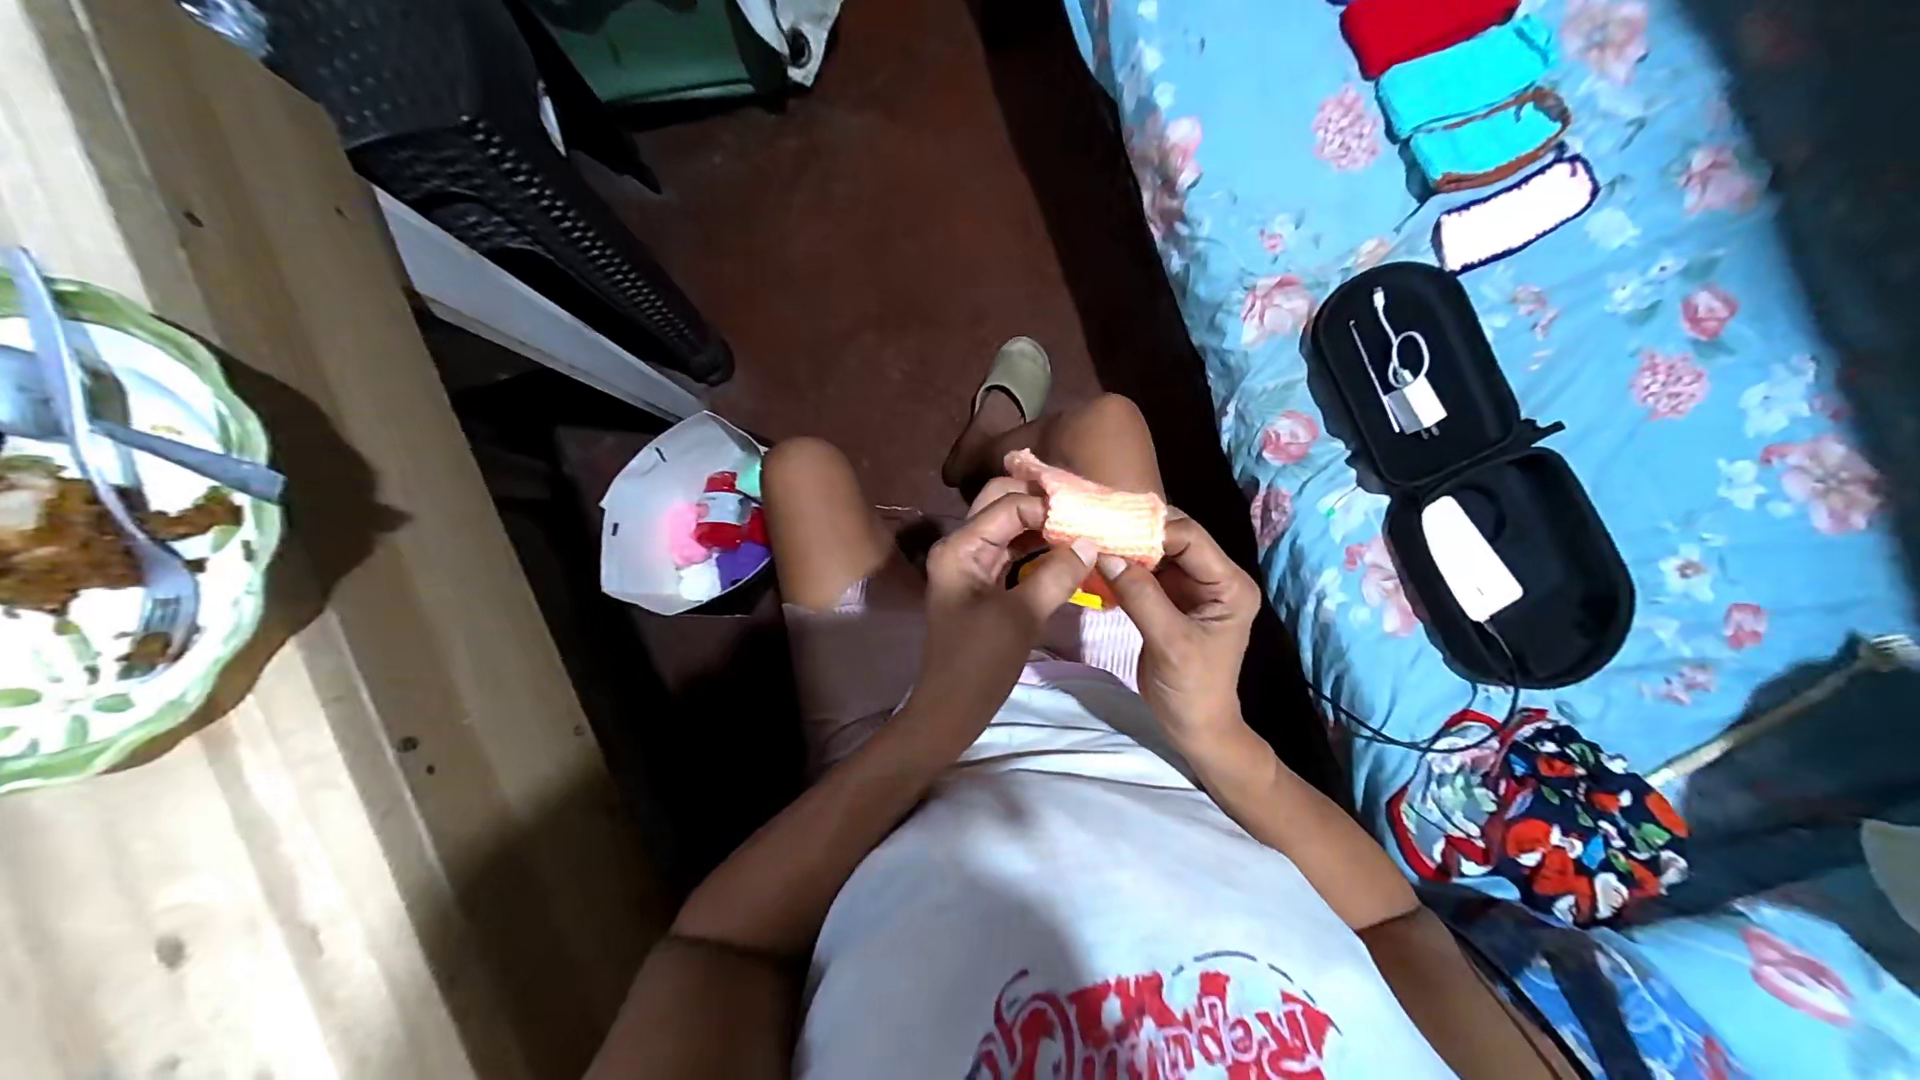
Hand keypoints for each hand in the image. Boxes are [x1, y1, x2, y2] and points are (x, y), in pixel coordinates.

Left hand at [909, 480, 1096, 722]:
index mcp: (960, 547)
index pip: (1009, 505)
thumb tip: (1091, 543)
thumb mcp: (1020, 617)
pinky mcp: (984, 583)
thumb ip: (1056, 575)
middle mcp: (961, 546)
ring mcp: (971, 564)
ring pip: (1009, 527)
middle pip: (1003, 503)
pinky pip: (1013, 552)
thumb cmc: (978, 662)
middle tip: (1083, 509)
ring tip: (1083, 525)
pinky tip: (1068, 550)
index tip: (1089, 516)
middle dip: (1042, 502)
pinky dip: (1039, 548)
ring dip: (1043, 524)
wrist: (950, 709)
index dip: (1048, 507)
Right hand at [1098, 514, 1258, 748]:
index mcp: (1229, 584)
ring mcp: (1190, 586)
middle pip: (1173, 537)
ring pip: (1155, 551)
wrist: (1193, 725)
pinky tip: (1097, 562)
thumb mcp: (1169, 643)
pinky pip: (1144, 570)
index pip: (1189, 537)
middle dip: (1135, 531)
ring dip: (1125, 546)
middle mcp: (1213, 577)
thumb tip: (1106, 555)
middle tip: (1095, 526)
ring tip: (1091, 539)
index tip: (1109, 527)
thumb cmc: (1192, 688)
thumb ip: (1141, 596)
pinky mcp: (1169, 597)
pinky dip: (1122, 565)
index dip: (1151, 529)